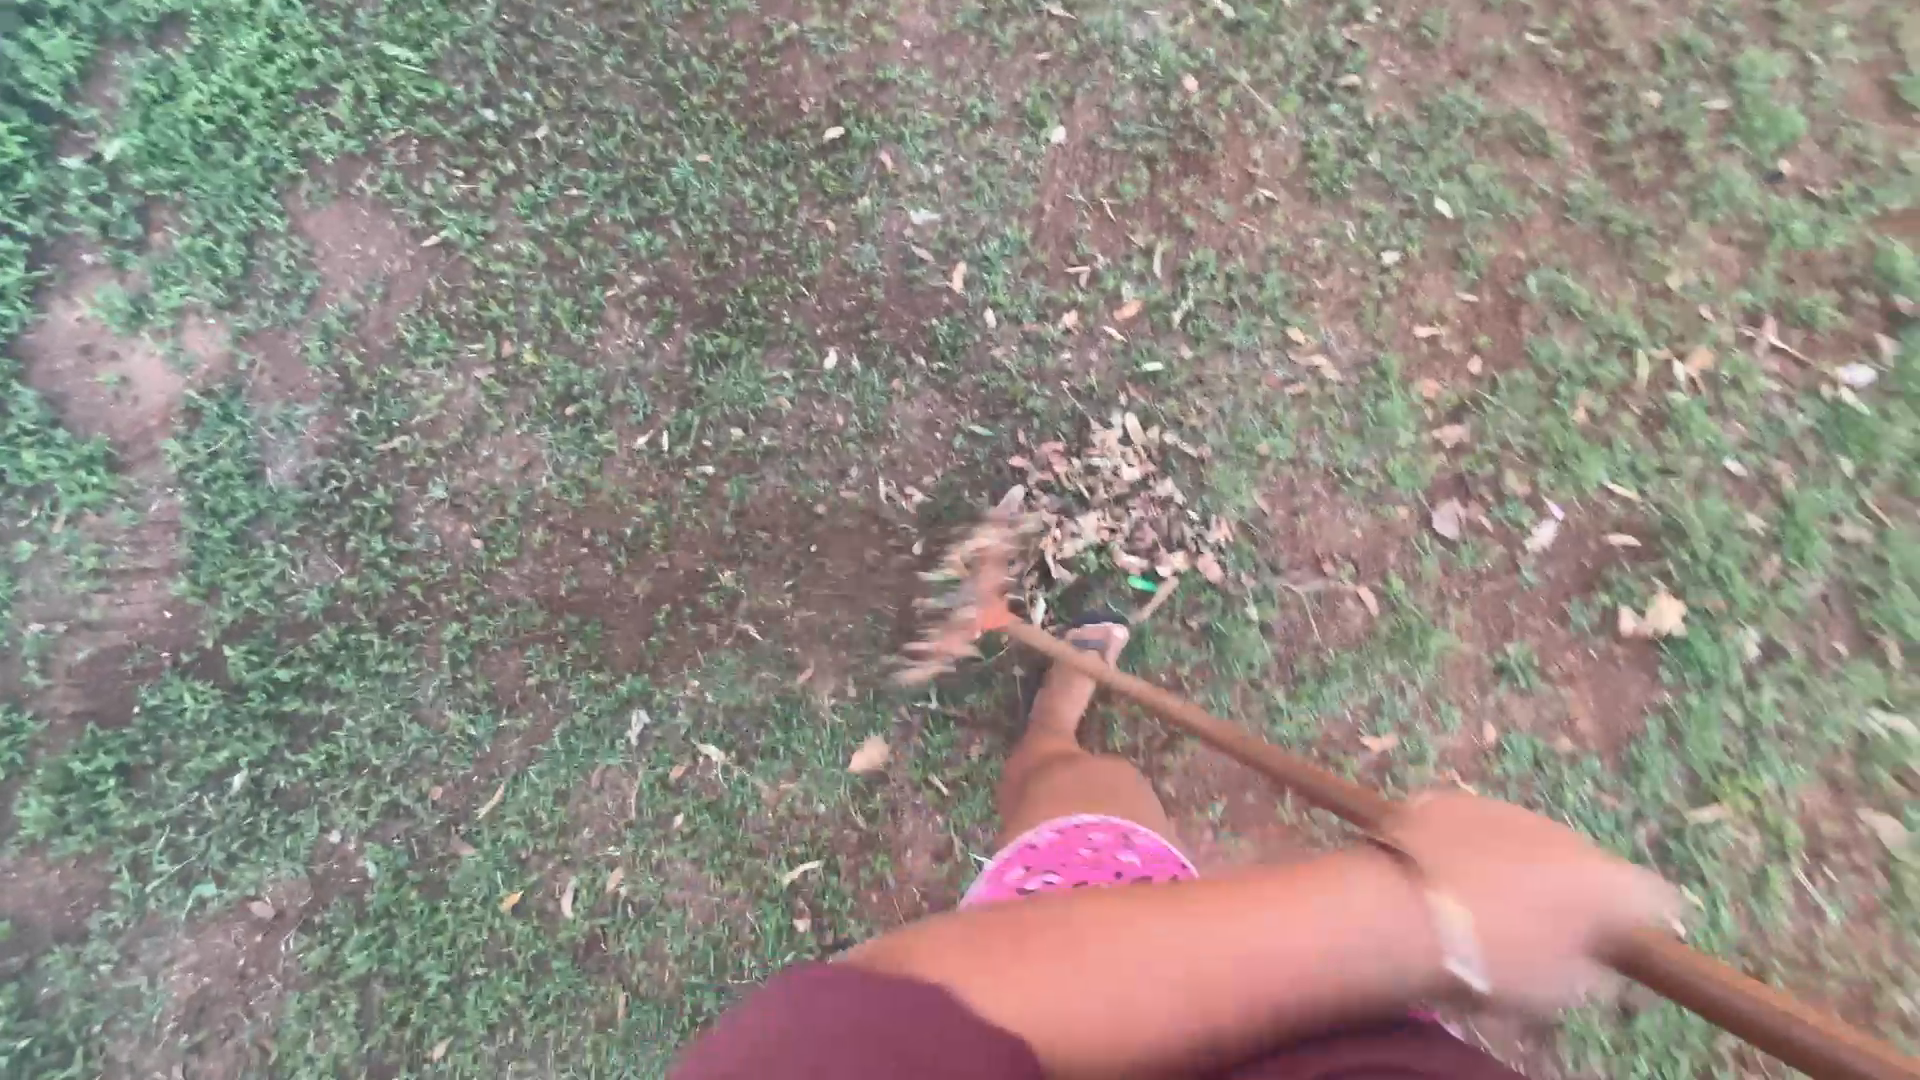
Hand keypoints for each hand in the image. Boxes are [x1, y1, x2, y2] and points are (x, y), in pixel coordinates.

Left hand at [1381, 791, 1682, 1013]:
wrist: (1403, 907)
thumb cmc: (1491, 960)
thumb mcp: (1561, 987)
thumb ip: (1595, 967)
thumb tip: (1595, 956)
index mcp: (1609, 882)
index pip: (1655, 898)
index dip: (1640, 921)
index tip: (1620, 940)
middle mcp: (1564, 834)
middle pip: (1587, 861)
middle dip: (1574, 885)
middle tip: (1545, 919)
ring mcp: (1503, 808)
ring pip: (1529, 836)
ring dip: (1521, 858)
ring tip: (1488, 892)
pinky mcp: (1449, 798)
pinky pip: (1475, 823)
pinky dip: (1471, 841)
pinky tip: (1448, 866)